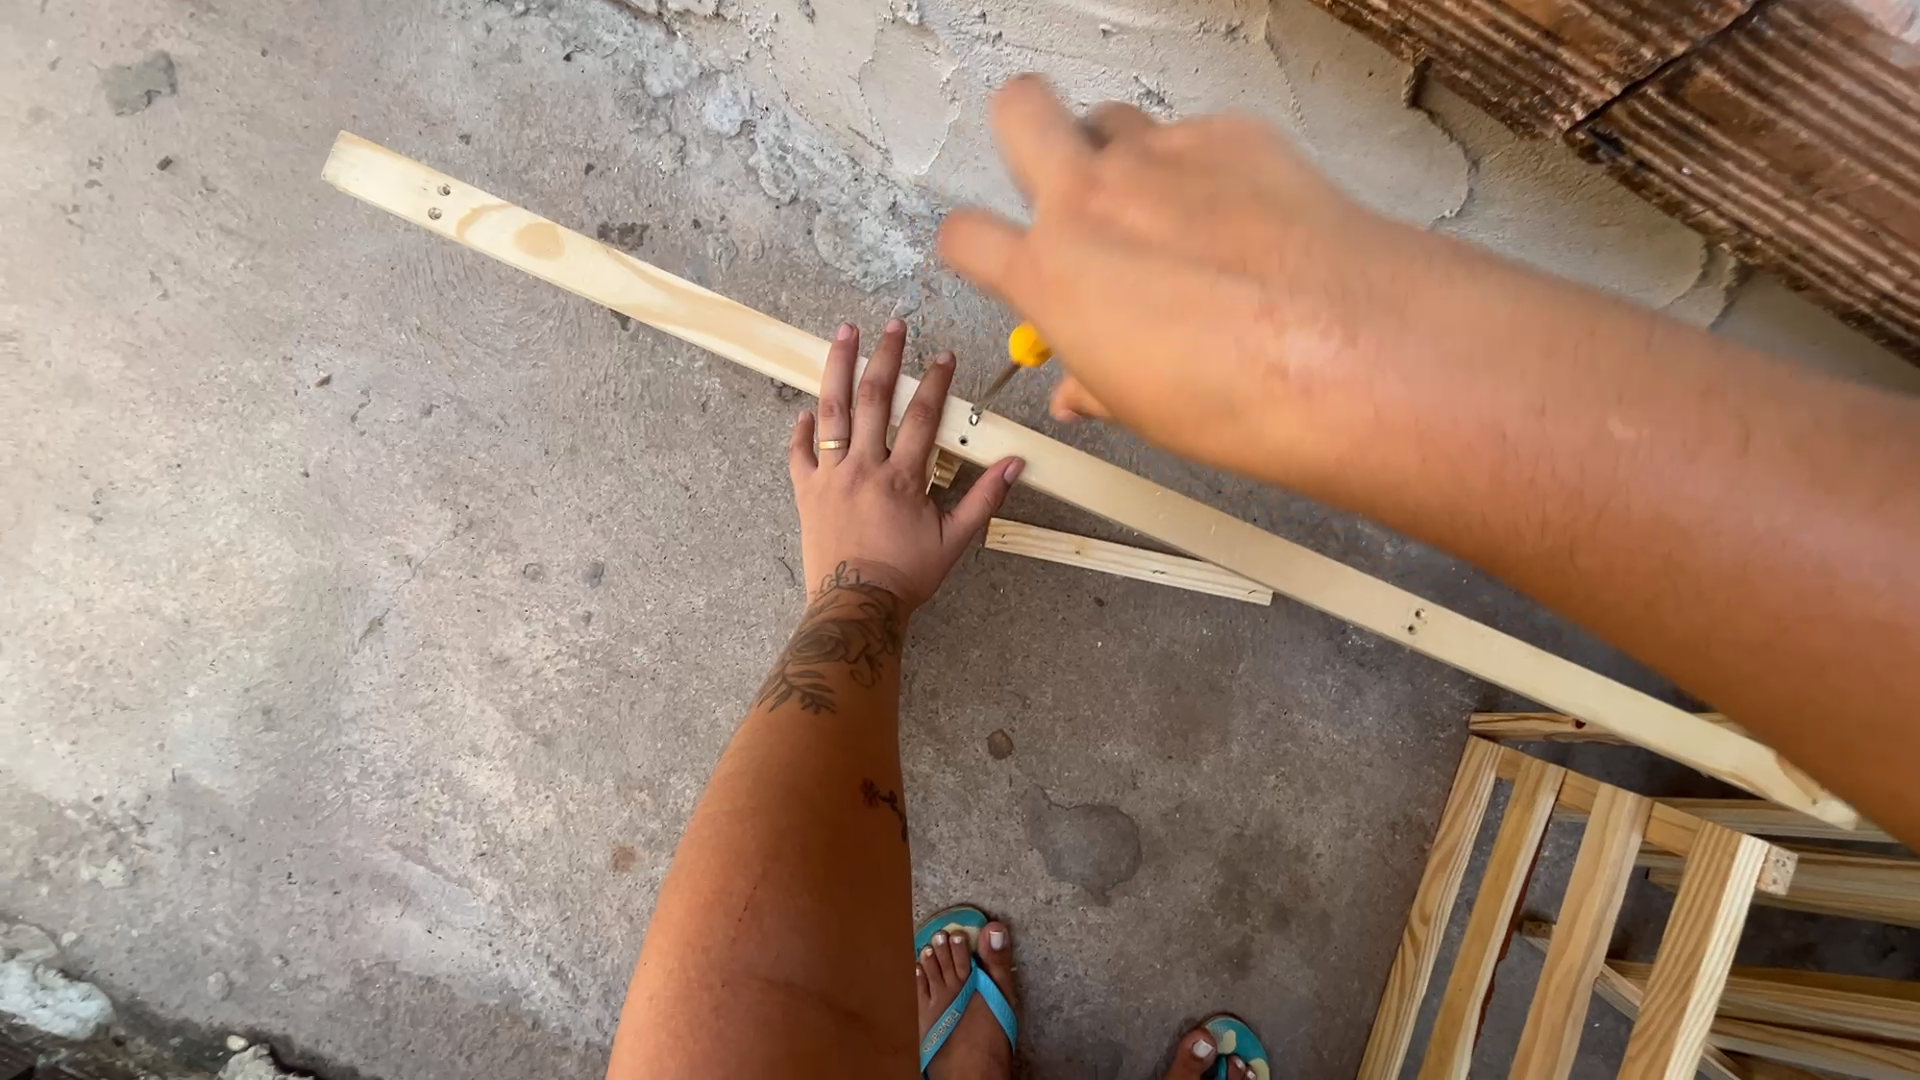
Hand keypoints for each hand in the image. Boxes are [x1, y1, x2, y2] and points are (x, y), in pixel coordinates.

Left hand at [788, 319, 1023, 612]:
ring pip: (832, 412)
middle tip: (893, 325)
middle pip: (874, 399)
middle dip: (885, 357)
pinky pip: (798, 453)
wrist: (857, 604)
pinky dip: (800, 430)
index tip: (943, 356)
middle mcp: (864, 468)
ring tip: (844, 334)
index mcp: (902, 478)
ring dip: (838, 368)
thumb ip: (984, 498)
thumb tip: (1014, 465)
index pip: (922, 417)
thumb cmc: (907, 574)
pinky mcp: (806, 492)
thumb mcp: (955, 539)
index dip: (935, 382)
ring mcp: (830, 477)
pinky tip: (806, 409)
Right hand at [937, 76, 1451, 488]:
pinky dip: (1198, 170)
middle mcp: (1091, 199)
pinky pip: (1192, 136)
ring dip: (1114, 152)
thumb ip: (1091, 382)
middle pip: (1019, 109)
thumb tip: (1080, 391)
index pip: (967, 236)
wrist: (1335, 346)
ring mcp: (1159, 158)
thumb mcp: (1133, 404)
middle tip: (1052, 171)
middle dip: (1022, 129)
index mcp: (1050, 274)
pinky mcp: (1229, 135)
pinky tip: (1233, 218)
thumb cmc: (1230, 392)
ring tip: (1155, 207)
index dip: (969, 244)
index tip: (983, 250)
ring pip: (1110, 118)